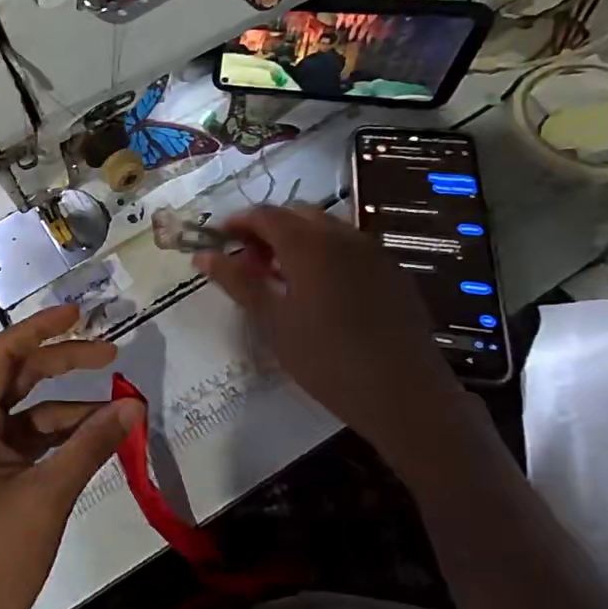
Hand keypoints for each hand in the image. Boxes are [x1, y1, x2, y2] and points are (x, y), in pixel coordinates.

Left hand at [0, 304, 139, 608]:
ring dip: (72, 409)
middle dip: (65, 363)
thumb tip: (134, 405)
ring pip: (31, 412)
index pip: (4, 353)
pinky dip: (65, 438)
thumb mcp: (48, 493)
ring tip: (121, 410)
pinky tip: (100, 440)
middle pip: (20, 377)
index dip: (42, 327)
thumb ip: (92, 444)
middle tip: (112, 354)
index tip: (80, 313)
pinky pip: (32, 441)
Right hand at [197, 207, 465, 445]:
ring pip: (327, 227)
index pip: (266, 214)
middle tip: (250, 260)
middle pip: (298, 214)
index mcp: (309, 243)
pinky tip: (322, 289)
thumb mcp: (273, 323)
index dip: (239, 221)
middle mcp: (343, 235)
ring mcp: (374, 251)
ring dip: (299, 239)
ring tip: (282, 275)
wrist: (405, 394)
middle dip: (269, 228)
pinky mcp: (394, 271)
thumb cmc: (327, 360)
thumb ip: (238, 282)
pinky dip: (327, 252)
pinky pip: (352, 246)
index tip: (221, 239)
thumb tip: (203, 255)